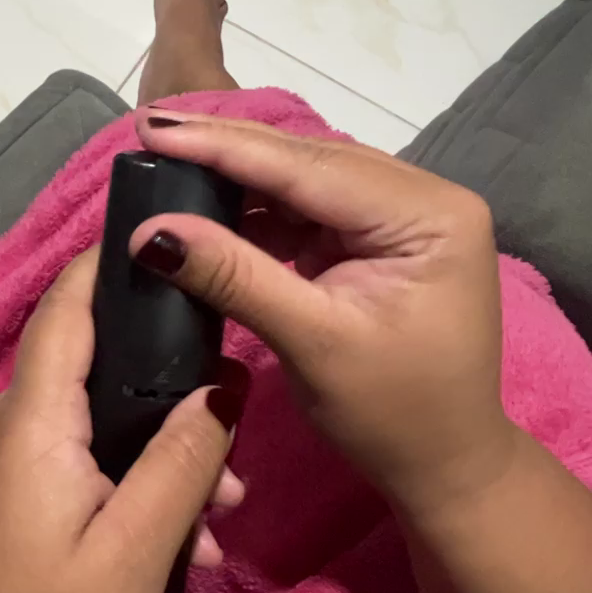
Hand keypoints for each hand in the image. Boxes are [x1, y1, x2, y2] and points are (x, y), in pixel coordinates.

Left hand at [0, 248, 245, 592]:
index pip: (63, 312)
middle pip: (87, 361)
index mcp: (30, 424)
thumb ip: (181, 460)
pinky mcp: (13, 495)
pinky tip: (179, 533)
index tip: (158, 237)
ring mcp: (6, 462)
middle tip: (229, 418)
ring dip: (157, 446)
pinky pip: (78, 456)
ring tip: (217, 505)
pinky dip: (129, 476)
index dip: (103, 265)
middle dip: (162, 379)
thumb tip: (226, 383)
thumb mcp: (136, 553)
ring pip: (92, 417)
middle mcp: (8, 427)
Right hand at [130, 109, 517, 518]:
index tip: (155, 130)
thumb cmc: (393, 413)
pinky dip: (252, 212)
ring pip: (299, 180)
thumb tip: (149, 232)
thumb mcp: (312, 342)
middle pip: (305, 161)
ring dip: (234, 177)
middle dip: (225, 148)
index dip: (224, 148)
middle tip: (151, 129)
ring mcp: (396, 216)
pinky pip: (302, 210)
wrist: (442, 463)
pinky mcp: (372, 238)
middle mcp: (418, 199)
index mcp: (427, 216)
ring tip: (168, 162)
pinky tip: (207, 206)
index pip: (309, 167)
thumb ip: (233, 276)